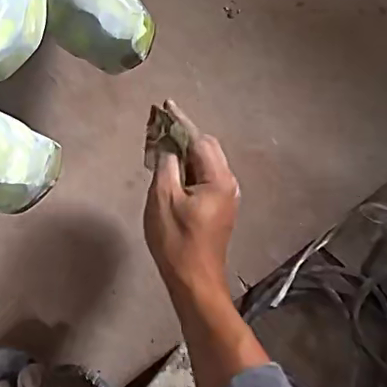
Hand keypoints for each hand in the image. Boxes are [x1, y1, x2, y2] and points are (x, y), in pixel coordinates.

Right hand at [143, 106, 240, 301]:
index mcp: (218, 179)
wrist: (194, 280)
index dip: (180, 121)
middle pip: (206, 148)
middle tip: (158, 124)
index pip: (199, 140)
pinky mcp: (218, 207)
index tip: (165, 105)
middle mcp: (228, 184)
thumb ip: (166, 166)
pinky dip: (187, 166)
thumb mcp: (163, 198)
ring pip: (204, 162)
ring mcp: (225, 197)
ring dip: (184, 150)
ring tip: (160, 142)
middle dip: (183, 133)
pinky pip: (202, 175)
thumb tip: (167, 147)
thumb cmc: (176, 240)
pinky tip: (170, 166)